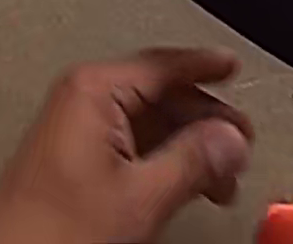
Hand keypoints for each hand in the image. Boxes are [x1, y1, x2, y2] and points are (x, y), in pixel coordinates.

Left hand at [0, 47, 254, 243]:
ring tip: (220, 169)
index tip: (230, 65)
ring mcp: (77, 122)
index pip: (161, 64)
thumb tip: (229, 137)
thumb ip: (191, 161)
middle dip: (201, 115)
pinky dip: (162, 155)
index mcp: (93, 88)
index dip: (202, 65)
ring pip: (146, 118)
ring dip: (185, 141)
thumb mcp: (139, 197)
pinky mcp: (75, 150)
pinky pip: (130, 138)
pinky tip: (184, 178)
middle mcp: (82, 95)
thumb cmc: (54, 231)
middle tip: (239, 136)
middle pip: (157, 91)